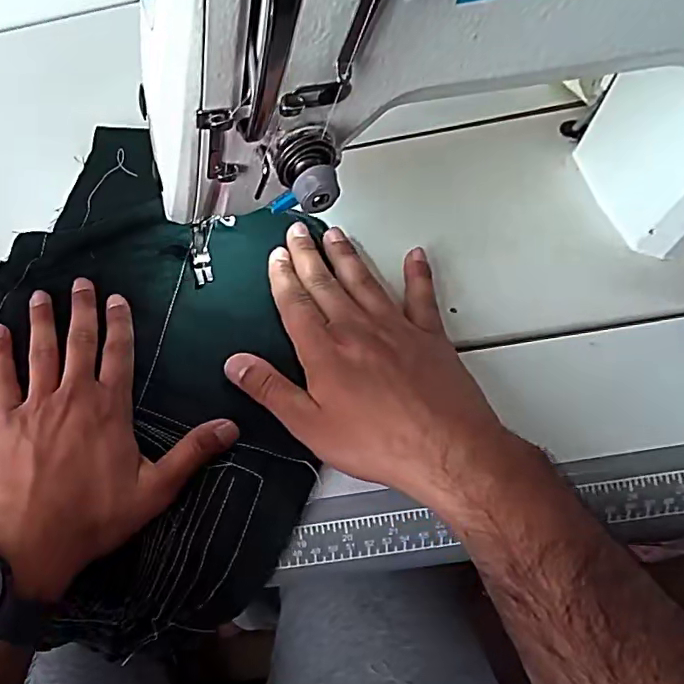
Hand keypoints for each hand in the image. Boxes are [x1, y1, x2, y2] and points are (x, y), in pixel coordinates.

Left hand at [0, 279, 238, 601]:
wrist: (33, 538)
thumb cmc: (94, 518)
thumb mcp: (154, 490)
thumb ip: (190, 454)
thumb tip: (230, 427)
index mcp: (109, 409)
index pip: (119, 354)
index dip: (119, 324)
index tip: (116, 299)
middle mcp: (73, 397)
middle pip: (79, 342)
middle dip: (82, 309)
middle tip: (82, 282)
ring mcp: (36, 405)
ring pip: (40, 351)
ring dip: (43, 320)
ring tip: (43, 295)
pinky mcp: (6, 420)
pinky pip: (3, 377)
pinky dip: (1, 353)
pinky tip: (0, 332)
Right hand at [222, 222, 546, 519]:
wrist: (446, 451)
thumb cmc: (378, 441)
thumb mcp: (306, 424)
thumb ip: (269, 389)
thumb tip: (237, 365)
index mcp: (326, 353)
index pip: (296, 305)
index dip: (283, 279)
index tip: (277, 258)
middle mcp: (359, 332)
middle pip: (327, 285)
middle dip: (309, 256)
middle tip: (299, 233)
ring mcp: (397, 330)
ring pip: (366, 282)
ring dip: (348, 257)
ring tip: (336, 236)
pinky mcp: (430, 338)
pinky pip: (421, 296)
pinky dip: (417, 274)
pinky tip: (413, 258)